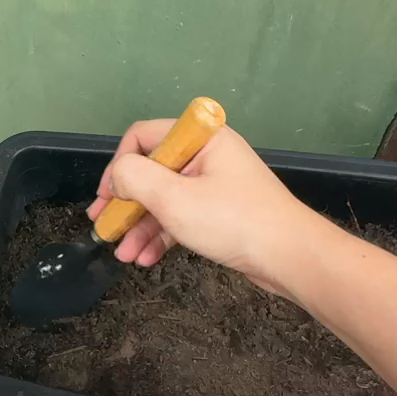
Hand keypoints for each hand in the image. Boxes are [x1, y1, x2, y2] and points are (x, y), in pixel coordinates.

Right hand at [87, 120, 326, 292]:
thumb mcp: (174, 198)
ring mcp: (214, 184)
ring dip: (140, 226)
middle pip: (151, 171)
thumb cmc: (233, 221)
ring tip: (124, 254)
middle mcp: (207, 155)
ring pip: (164, 198)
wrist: (291, 258)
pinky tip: (146, 258)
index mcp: (201, 139)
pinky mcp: (219, 211)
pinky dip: (162, 235)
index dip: (118, 166)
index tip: (106, 197)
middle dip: (125, 204)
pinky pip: (181, 216)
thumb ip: (134, 178)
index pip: (143, 137)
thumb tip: (116, 175)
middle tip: (105, 228)